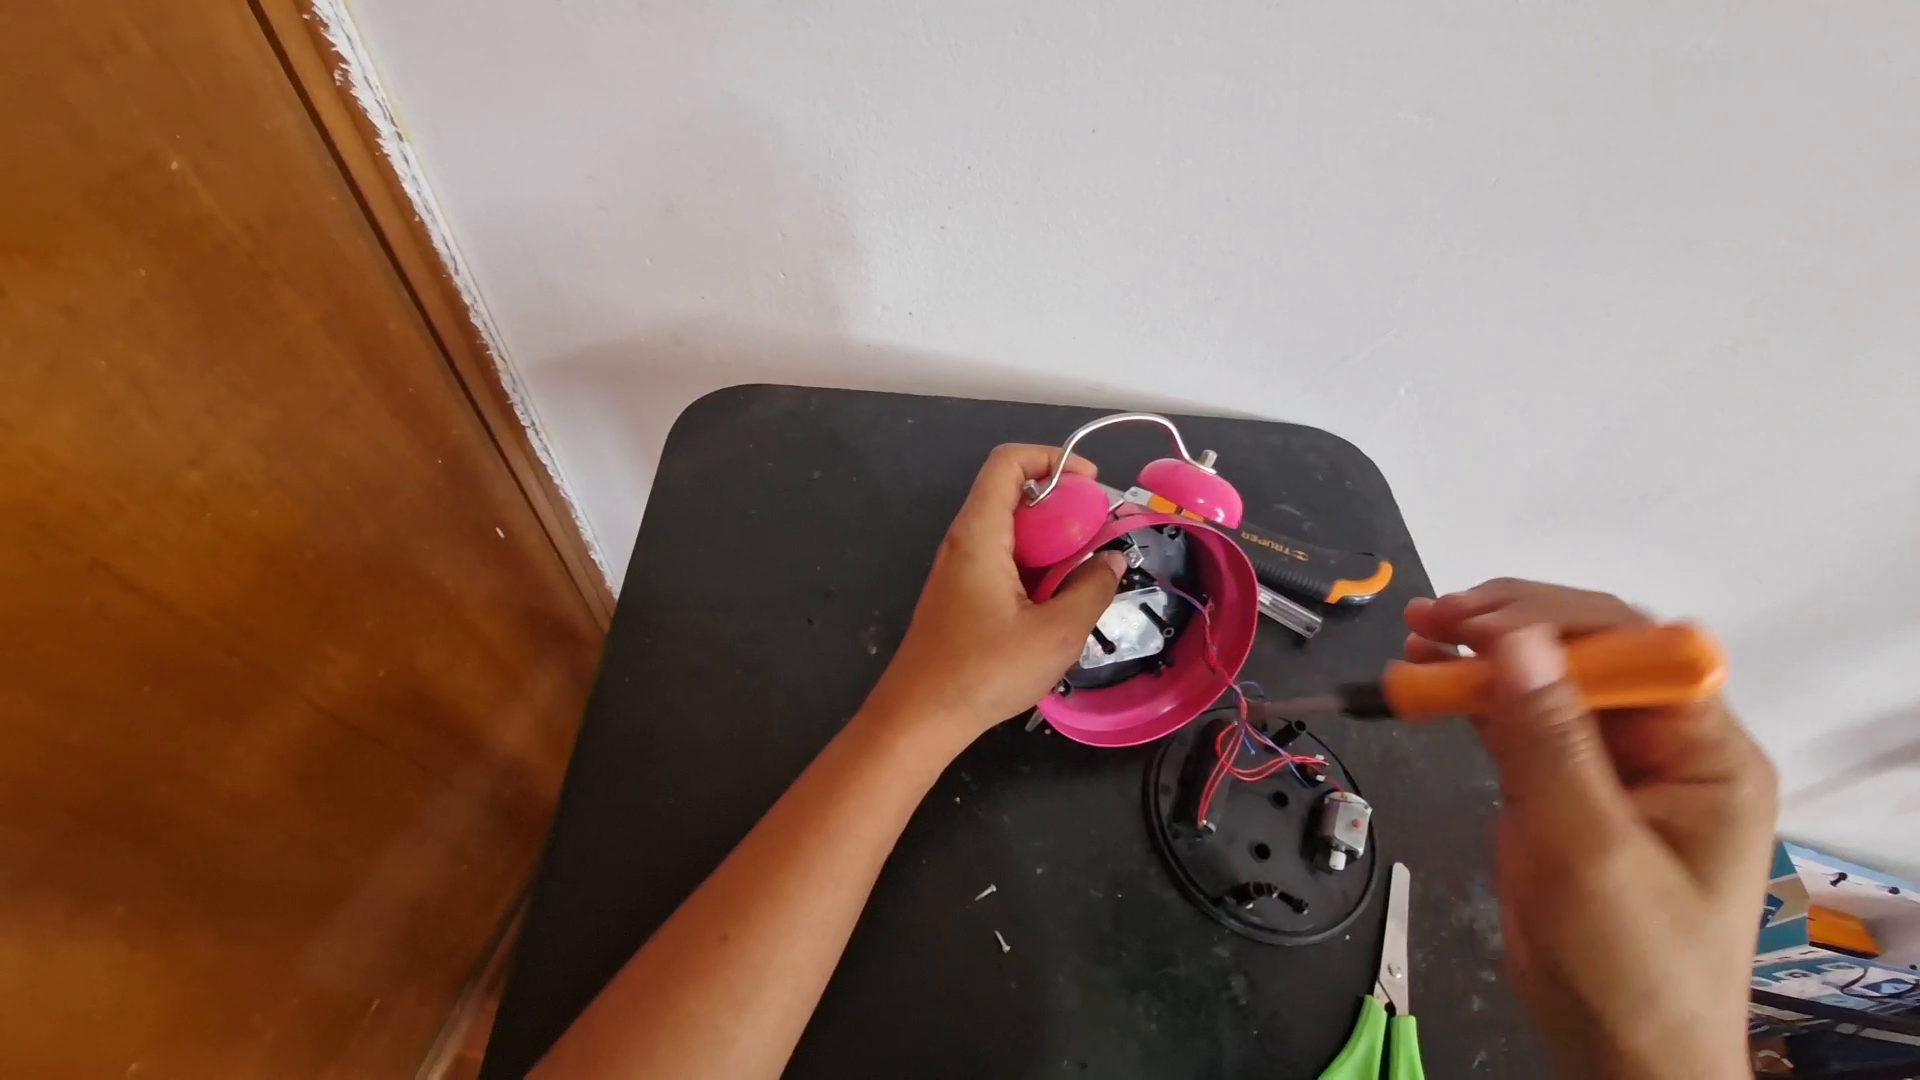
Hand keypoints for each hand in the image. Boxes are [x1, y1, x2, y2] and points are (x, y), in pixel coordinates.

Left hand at [861, 444, 1125, 751]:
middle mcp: (964, 540)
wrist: (920, 716)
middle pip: (1014, 495)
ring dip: (1051, 543)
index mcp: (979, 533)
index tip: (1092, 486)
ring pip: (1010, 532)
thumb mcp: (1056, 633)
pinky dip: (1033, 567)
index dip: (1054, 459)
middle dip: (1063, 508)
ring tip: (1084, 575)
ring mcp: (958, 568)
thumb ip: (1092, 589)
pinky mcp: (959, 594)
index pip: (1009, 462)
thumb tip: (1113, 560)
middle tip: (1099, 540)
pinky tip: (1055, 604)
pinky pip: (1001, 560)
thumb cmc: (985, 671)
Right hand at [1406, 579, 1776, 1079]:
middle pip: (1586, 652)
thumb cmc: (1624, 956)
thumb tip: (1515, 640)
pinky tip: (1426, 676)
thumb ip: (1549, 739)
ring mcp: (1603, 761)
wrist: (1613, 1042)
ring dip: (1478, 651)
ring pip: (1540, 678)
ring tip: (1418, 633)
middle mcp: (1657, 743)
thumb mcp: (1587, 845)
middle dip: (1508, 625)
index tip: (1470, 623)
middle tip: (1432, 618)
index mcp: (1702, 752)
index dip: (1553, 622)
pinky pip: (1512, 717)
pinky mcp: (1554, 781)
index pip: (1636, 650)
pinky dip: (1467, 692)